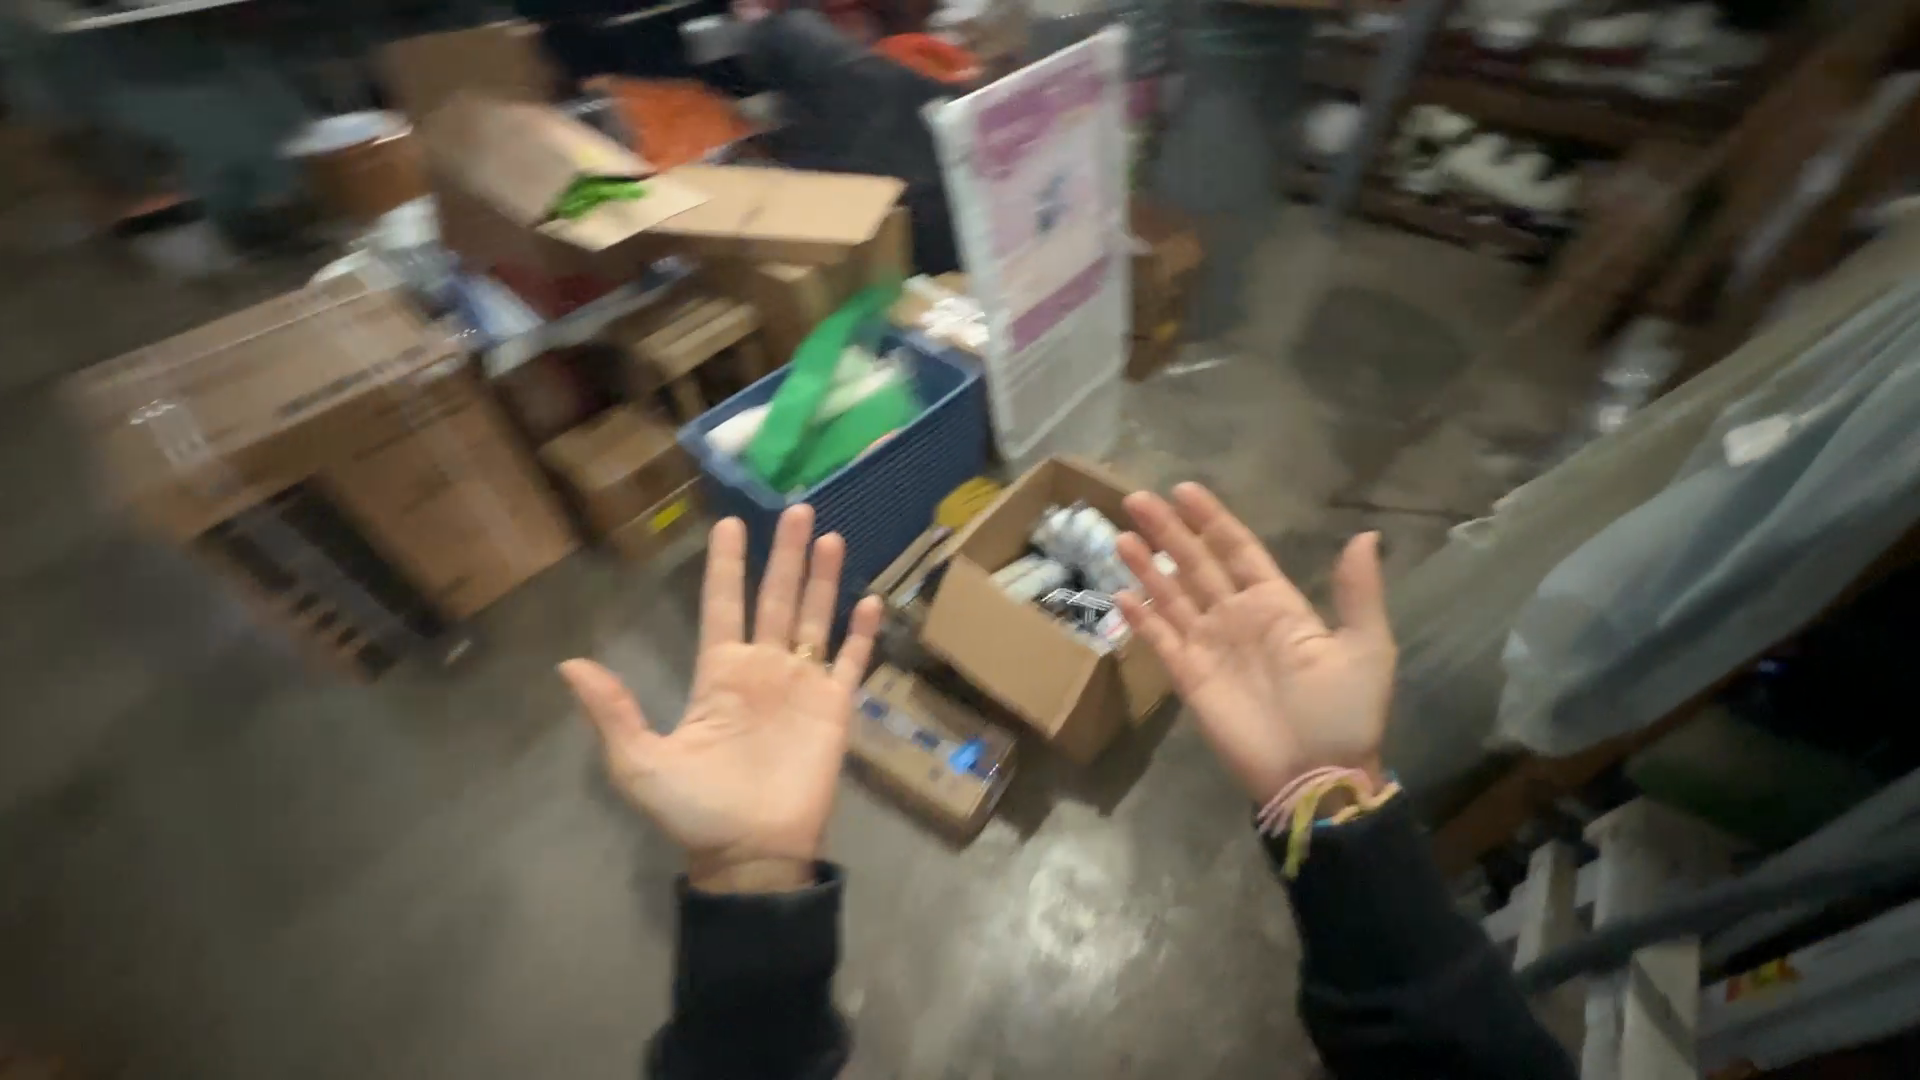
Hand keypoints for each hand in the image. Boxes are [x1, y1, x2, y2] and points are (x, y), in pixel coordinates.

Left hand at [560, 505, 881, 892]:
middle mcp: (763, 667)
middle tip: (798, 510)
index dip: (726, 566)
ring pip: (814, 619)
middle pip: (776, 599)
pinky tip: (868, 601)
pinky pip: (850, 661)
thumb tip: (570, 664)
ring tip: (831, 538)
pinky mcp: (835, 707)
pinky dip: (859, 633)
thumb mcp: (640, 763)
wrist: (751, 853)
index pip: (722, 605)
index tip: (730, 524)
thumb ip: (613, 712)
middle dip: (786, 555)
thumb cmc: (696, 808)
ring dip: (823, 580)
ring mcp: (802, 684)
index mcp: (719, 673)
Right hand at [1114, 483, 1395, 804]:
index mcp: (1276, 603)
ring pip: (1171, 595)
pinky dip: (1140, 618)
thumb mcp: (1365, 649)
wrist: (1315, 776)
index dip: (1210, 519)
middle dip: (1167, 532)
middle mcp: (1236, 616)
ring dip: (1146, 567)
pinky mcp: (1187, 676)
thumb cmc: (1343, 712)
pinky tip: (1120, 594)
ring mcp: (1209, 645)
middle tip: (1136, 499)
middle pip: (1195, 563)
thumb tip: (1365, 535)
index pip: (1236, 549)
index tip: (1184, 490)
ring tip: (1121, 537)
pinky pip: (1159, 639)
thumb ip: (1357, 593)